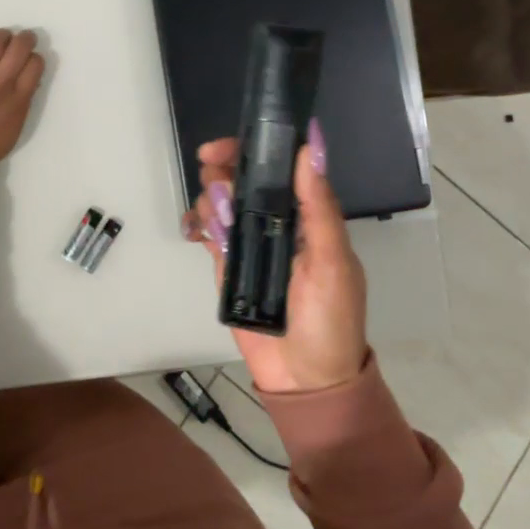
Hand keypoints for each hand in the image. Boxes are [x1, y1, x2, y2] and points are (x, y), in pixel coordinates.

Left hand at [0, 29, 46, 177]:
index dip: (34, 57)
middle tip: (22, 37)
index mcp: (17, 102)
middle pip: (17, 50)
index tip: (30, 57)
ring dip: (0, 37)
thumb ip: (19, 104)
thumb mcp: (13, 129)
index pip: (34, 66)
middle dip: (24, 39)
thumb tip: (21, 82)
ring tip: (1, 36)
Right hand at [184, 120, 368, 393]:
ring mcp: (251, 244)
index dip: (252, 150)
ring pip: (221, 203)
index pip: (280, 169)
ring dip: (211, 200)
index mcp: (309, 218)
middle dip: (223, 171)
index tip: (225, 147)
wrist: (305, 381)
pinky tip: (197, 232)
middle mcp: (278, 224)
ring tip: (217, 223)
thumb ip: (318, 207)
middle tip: (213, 180)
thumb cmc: (330, 320)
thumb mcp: (332, 262)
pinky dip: (198, 225)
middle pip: (243, 180)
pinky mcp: (228, 266)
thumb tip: (311, 147)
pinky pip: (209, 234)